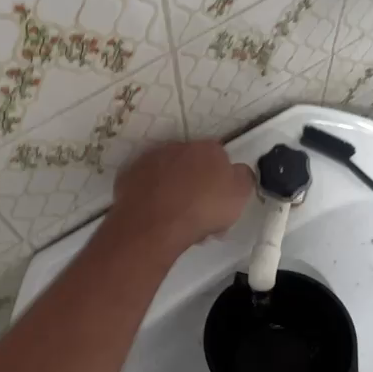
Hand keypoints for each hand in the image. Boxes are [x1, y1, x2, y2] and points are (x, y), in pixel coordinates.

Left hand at [106, 140, 253, 253]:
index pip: (220, 158)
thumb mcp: (240, 195)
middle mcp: (178, 147)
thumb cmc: (203, 209)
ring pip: (169, 176)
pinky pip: (146, 186)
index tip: (221, 203)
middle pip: (192, 166)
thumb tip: (237, 171)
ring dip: (175, 192)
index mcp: (208, 149)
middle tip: (201, 216)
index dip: (222, 181)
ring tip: (177, 222)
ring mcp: (150, 160)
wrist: (155, 224)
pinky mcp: (129, 176)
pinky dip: (152, 197)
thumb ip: (243, 177)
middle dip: (197, 187)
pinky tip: (157, 216)